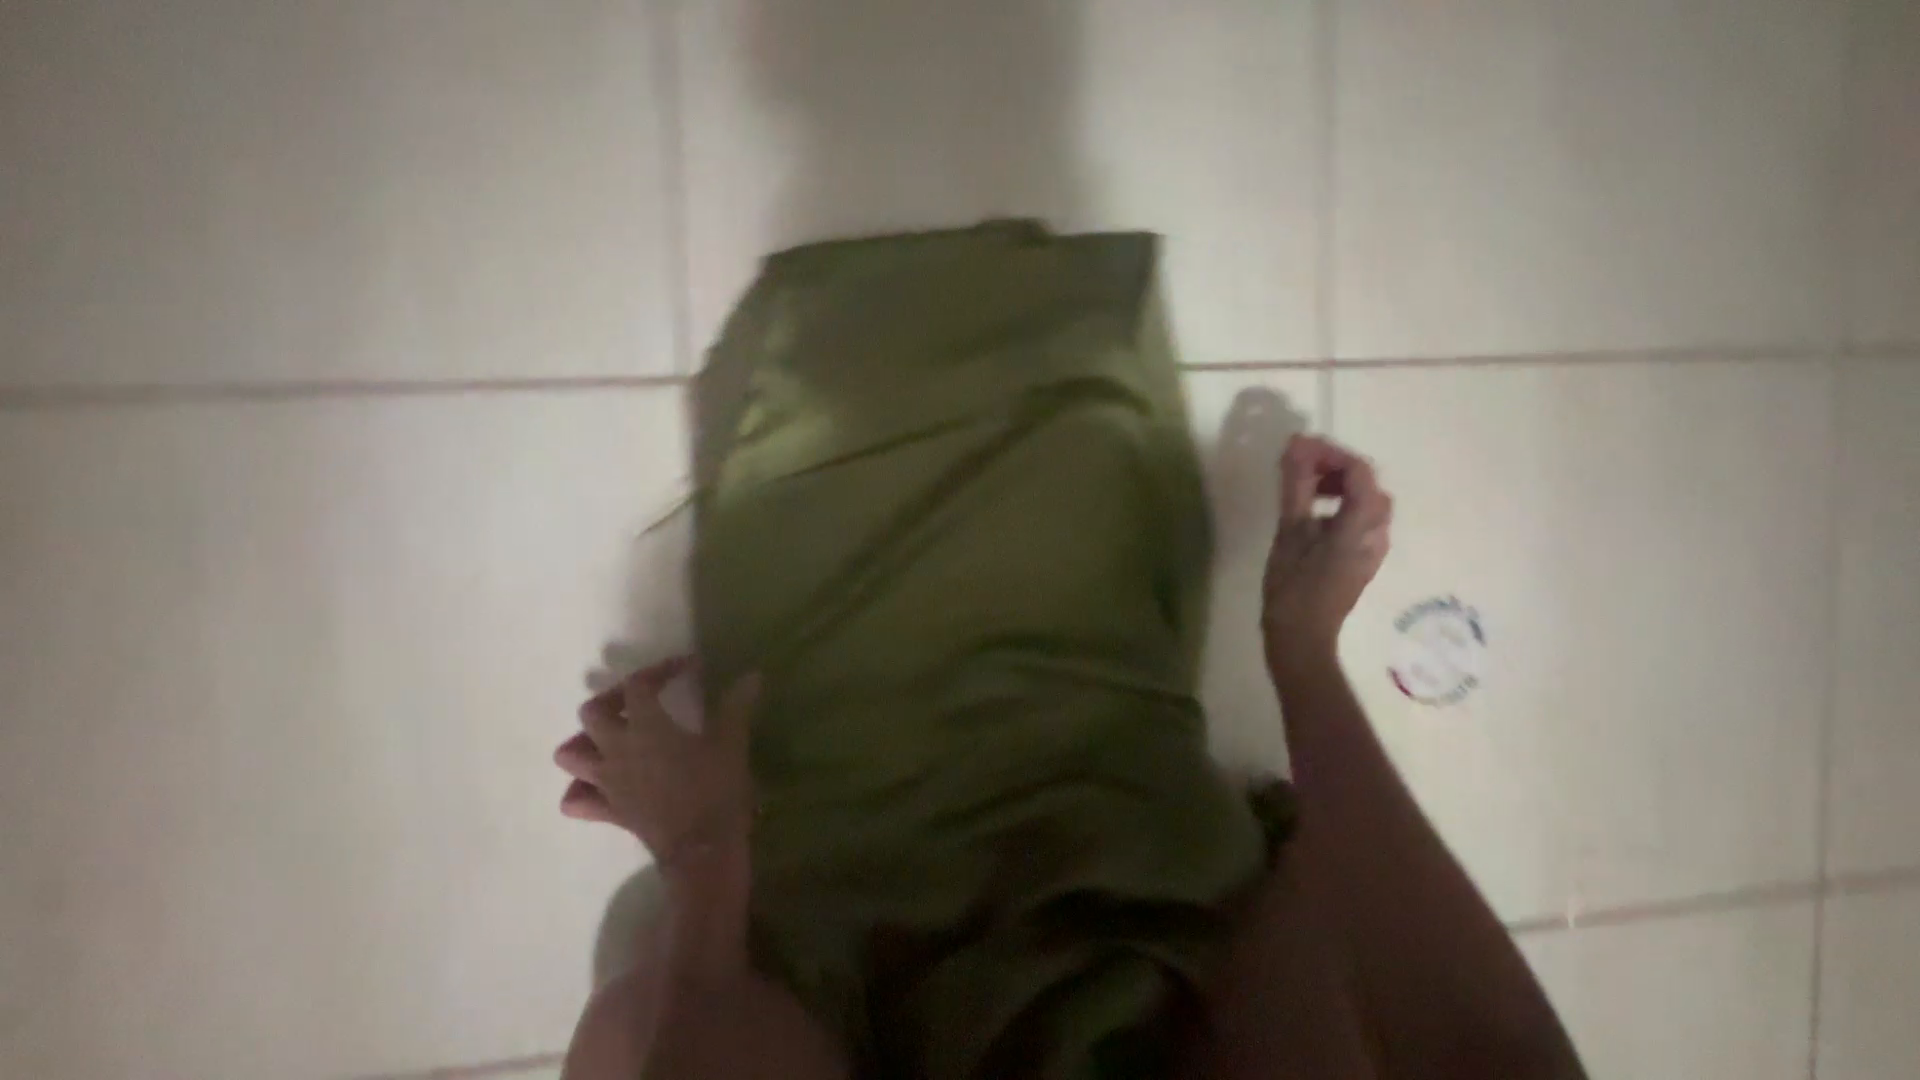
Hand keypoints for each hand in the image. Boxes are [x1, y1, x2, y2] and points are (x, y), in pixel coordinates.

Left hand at [554, 658, 760, 869]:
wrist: (702, 849)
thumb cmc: (716, 790)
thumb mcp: (731, 742)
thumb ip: (736, 706)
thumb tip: (752, 675)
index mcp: (646, 726)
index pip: (640, 685)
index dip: (662, 669)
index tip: (690, 667)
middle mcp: (616, 749)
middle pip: (592, 712)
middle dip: (615, 699)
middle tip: (643, 700)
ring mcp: (606, 782)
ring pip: (571, 754)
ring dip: (588, 740)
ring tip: (615, 737)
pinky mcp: (608, 811)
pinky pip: (577, 799)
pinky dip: (582, 788)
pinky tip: (605, 782)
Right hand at [1261, 435, 1393, 674]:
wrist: (1301, 639)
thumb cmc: (1292, 587)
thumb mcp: (1289, 532)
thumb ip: (1296, 486)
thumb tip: (1296, 446)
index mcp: (1361, 523)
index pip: (1358, 470)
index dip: (1328, 452)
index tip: (1295, 449)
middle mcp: (1376, 532)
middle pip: (1366, 483)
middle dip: (1333, 467)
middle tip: (1296, 466)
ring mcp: (1372, 548)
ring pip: (1365, 502)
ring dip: (1337, 486)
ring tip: (1301, 489)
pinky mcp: (1362, 560)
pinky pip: (1358, 520)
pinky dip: (1338, 506)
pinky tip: (1311, 517)